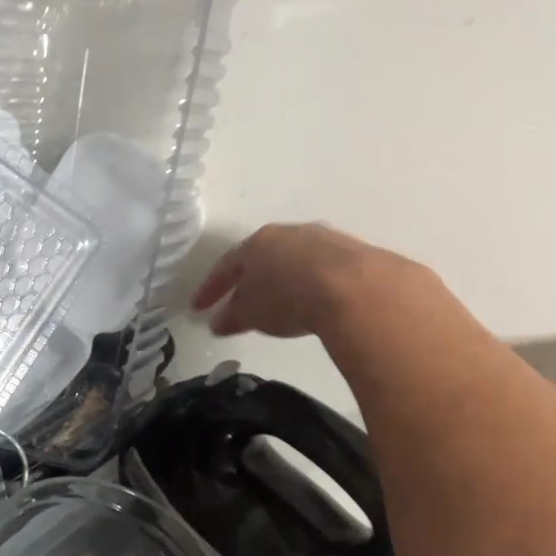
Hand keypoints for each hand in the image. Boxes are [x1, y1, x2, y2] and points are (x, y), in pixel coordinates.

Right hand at [191, 222, 432, 338]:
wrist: (358, 290)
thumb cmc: (288, 298)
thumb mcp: (250, 315)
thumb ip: (230, 318)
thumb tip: (219, 322)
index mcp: (257, 243)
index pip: (224, 266)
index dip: (209, 290)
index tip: (198, 309)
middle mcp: (289, 233)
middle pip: (260, 260)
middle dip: (245, 284)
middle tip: (235, 306)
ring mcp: (324, 238)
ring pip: (290, 262)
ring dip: (277, 283)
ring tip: (271, 307)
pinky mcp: (352, 251)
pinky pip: (316, 268)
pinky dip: (304, 284)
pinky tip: (303, 302)